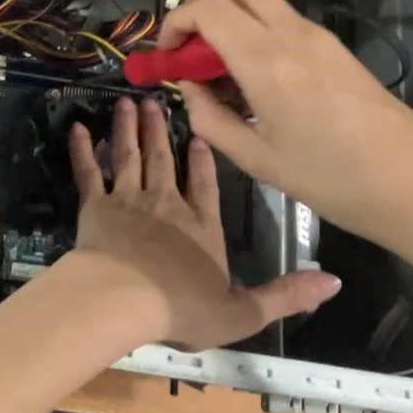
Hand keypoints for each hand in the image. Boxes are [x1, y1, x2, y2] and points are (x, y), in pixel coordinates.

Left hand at [58, 96, 340, 349]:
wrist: (122, 298)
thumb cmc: (181, 307)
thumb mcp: (243, 311)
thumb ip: (286, 295)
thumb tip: (334, 281)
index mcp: (202, 227)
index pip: (207, 186)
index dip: (205, 160)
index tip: (201, 135)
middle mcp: (166, 204)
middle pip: (164, 159)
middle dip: (160, 128)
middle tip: (154, 100)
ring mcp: (128, 200)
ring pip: (129, 156)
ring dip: (128, 128)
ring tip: (126, 103)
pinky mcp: (95, 205)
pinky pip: (88, 171)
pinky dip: (83, 149)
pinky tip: (79, 128)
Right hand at [156, 0, 412, 248]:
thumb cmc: (332, 181)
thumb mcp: (254, 158)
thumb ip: (209, 117)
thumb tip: (191, 88)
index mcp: (267, 63)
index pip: (207, 9)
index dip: (175, 22)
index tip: (167, 56)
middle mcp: (293, 36)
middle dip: (198, 4)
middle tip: (187, 45)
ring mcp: (319, 38)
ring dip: (226, 17)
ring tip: (216, 65)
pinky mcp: (335, 49)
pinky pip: (280, 20)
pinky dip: (251, 31)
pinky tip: (251, 77)